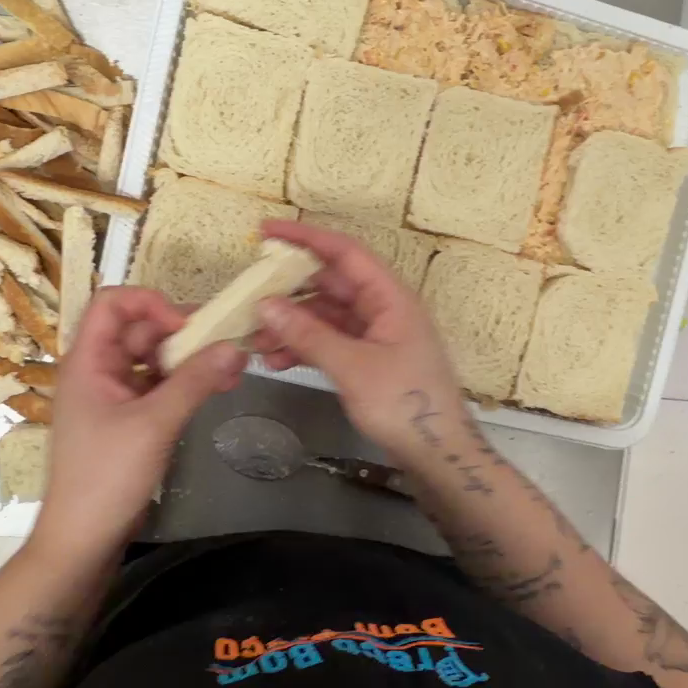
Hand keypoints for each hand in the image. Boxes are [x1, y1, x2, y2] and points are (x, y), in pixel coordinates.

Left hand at [37, 287, 245, 551]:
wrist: (83, 539)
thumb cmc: (107, 476)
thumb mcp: (155, 424)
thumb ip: (195, 381)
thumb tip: (236, 347)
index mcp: (87, 361)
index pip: (112, 303)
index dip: (150, 303)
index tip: (188, 327)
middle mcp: (97, 371)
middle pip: (139, 329)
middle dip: (182, 332)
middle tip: (225, 343)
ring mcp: (112, 396)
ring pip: (153, 359)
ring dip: (190, 359)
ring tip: (232, 369)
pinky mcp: (128, 420)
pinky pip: (158, 386)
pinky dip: (185, 383)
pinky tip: (217, 388)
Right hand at [252, 220, 469, 459]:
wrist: (437, 453)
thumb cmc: (404, 404)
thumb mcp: (353, 367)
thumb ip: (308, 334)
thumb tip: (266, 306)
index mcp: (390, 298)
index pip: (345, 253)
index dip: (306, 238)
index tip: (266, 233)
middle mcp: (383, 309)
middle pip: (331, 284)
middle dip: (289, 291)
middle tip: (249, 296)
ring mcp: (376, 336)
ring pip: (326, 316)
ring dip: (291, 324)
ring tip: (255, 340)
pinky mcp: (368, 360)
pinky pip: (329, 342)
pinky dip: (303, 347)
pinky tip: (275, 360)